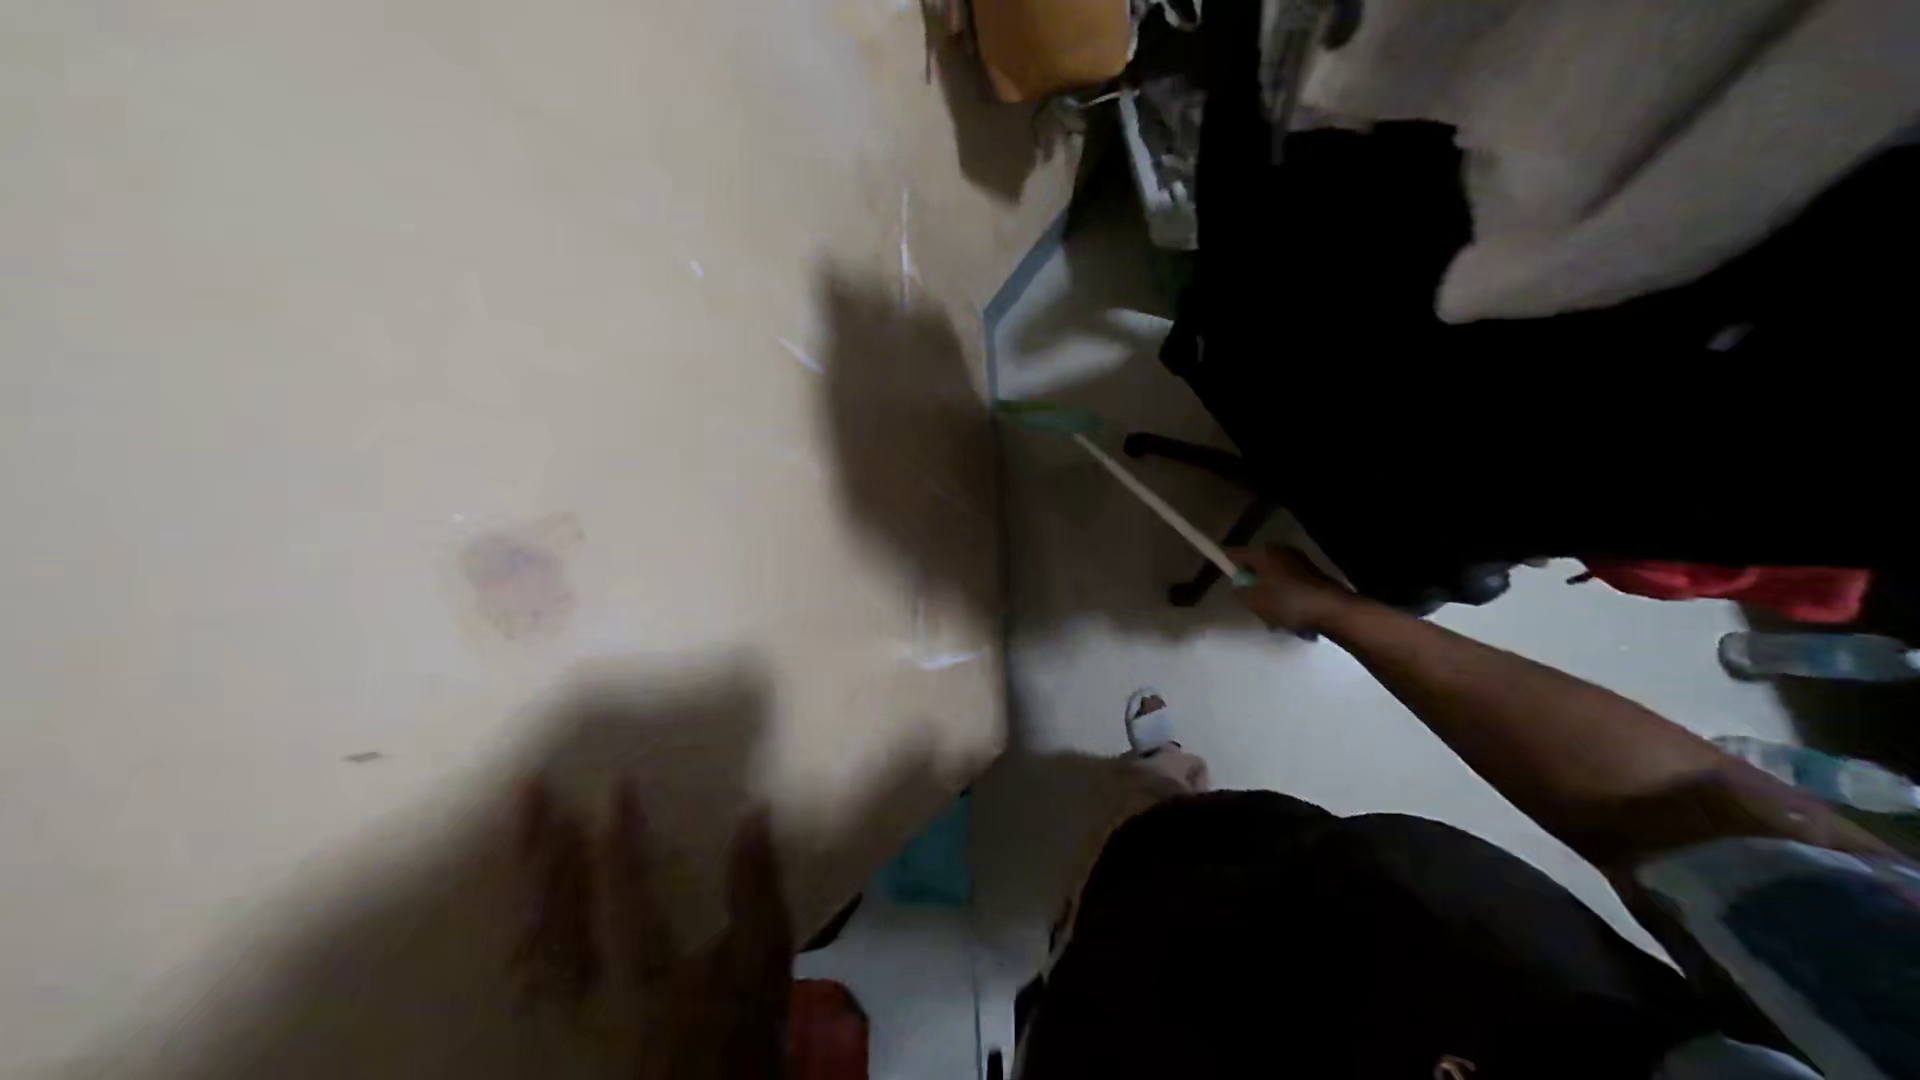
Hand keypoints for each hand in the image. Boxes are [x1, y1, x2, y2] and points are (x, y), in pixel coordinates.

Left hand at [513, 780, 792, 1079]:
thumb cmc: (738, 1044)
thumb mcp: (764, 966)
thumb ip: (756, 891)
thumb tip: (753, 814)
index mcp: (644, 984)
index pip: (625, 897)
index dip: (619, 840)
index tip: (614, 784)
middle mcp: (582, 1009)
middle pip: (550, 923)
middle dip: (538, 852)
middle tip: (529, 791)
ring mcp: (549, 1034)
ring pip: (523, 951)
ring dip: (520, 885)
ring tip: (519, 832)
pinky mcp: (537, 1048)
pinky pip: (517, 980)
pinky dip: (516, 932)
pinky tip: (520, 903)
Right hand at [1230, 545, 1356, 632]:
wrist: (1333, 611)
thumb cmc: (1287, 601)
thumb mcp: (1253, 600)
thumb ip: (1239, 591)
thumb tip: (1239, 586)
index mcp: (1264, 552)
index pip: (1235, 553)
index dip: (1225, 563)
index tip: (1222, 576)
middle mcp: (1282, 551)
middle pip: (1256, 566)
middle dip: (1251, 583)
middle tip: (1250, 602)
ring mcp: (1300, 562)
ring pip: (1274, 578)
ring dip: (1269, 593)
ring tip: (1272, 616)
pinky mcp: (1313, 576)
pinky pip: (1290, 585)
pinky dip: (1285, 598)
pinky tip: (1289, 616)